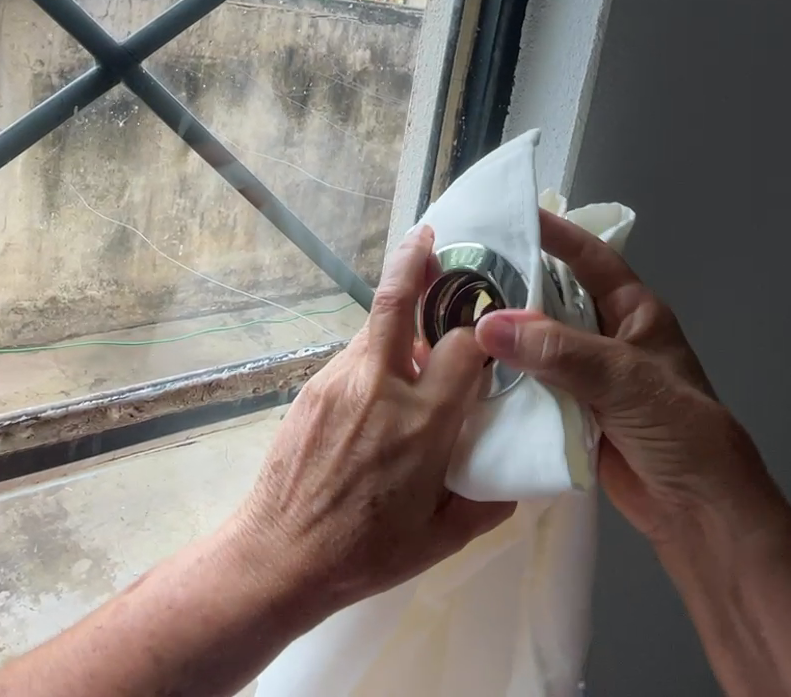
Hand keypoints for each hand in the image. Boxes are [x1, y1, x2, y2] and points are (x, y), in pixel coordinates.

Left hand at [222, 226, 516, 619]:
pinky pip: (351, 359)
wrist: (280, 554)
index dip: (482, 333)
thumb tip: (511, 473)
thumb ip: (486, 501)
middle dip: (413, 260)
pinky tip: (375, 394)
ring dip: (395, 326)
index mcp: (423, 422)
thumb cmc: (367, 553)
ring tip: (412, 339)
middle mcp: (380, 387)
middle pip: (397, 302)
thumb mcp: (442, 538)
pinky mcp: (311, 387)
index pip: (465, 345)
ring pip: (373, 331)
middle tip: (426, 237)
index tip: (490, 333)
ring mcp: (338, 382)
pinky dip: (371, 360)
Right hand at [474, 211, 780, 545]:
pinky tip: (464, 369)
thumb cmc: (679, 431)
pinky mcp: (570, 411)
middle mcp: (606, 337)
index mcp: (633, 313)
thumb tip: (485, 323)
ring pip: (535, 343)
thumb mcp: (623, 379)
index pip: (590, 259)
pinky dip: (501, 378)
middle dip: (511, 284)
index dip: (555, 235)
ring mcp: (587, 376)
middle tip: (460, 270)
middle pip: (553, 299)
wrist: (699, 515)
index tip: (510, 216)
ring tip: (448, 315)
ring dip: (501, 335)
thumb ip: (556, 349)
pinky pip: (529, 384)